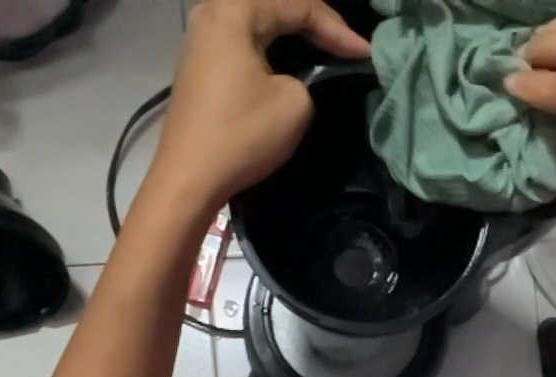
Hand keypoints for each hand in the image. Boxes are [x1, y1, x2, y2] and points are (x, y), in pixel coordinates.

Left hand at [150, 0, 370, 211]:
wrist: (189, 179)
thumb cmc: (242, 135)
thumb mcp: (295, 103)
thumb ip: (308, 79)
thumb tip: (297, 80)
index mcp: (234, 10)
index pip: (299, 6)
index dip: (338, 29)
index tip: (366, 53)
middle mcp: (212, 14)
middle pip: (274, 8)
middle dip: (315, 26)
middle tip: (345, 47)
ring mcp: (200, 42)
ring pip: (258, 28)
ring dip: (292, 39)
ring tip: (323, 54)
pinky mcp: (198, 70)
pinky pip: (242, 48)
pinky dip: (270, 54)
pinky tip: (289, 69)